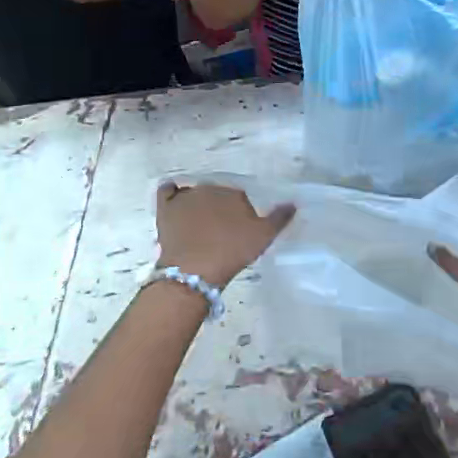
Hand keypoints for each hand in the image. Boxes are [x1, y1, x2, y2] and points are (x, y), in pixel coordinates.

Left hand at [156, 183, 295, 287]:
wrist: (195, 269)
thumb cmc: (232, 252)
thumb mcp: (263, 237)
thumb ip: (279, 218)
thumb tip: (293, 204)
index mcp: (234, 193)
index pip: (240, 198)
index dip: (240, 215)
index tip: (239, 231)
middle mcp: (210, 188)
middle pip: (217, 195)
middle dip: (219, 209)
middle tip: (220, 232)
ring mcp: (185, 196)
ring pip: (194, 193)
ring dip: (198, 203)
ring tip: (199, 226)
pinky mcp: (165, 207)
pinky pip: (167, 191)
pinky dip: (171, 193)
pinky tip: (175, 201)